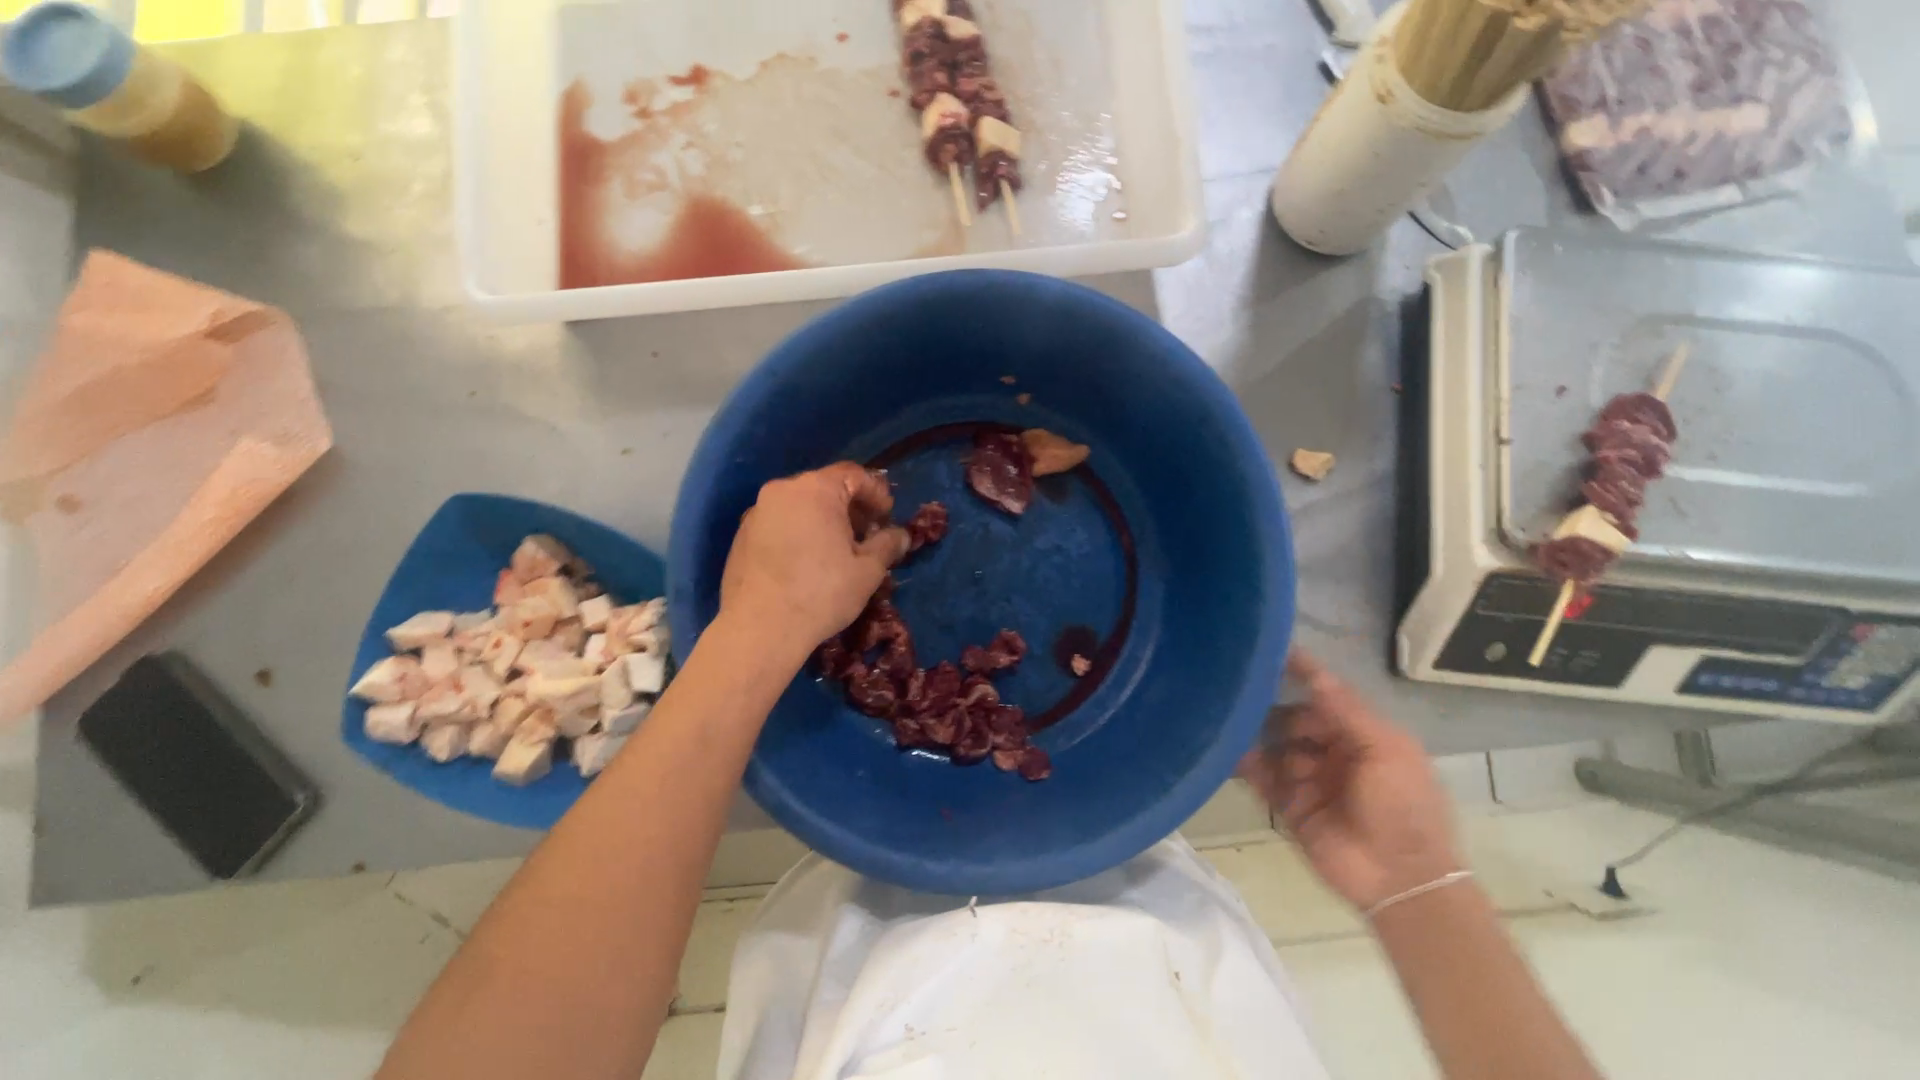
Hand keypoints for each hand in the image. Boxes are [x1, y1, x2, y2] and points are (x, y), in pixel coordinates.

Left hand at [720, 463, 908, 652]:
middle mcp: (782, 491)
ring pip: (800, 506)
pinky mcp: (742, 535)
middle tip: (866, 536)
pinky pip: (779, 523)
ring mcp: (757, 512)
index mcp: (816, 489)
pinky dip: (798, 533)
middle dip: (850, 508)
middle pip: (824, 488)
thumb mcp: (868, 571)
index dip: (876, 494)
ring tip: (837, 552)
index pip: (854, 475)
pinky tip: (806, 563)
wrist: (760, 628)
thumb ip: (887, 545)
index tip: (887, 518)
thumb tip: (901, 535)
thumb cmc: (822, 593)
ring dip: (822, 521)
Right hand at [1240, 651, 1462, 912]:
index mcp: (1362, 735)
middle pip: (1293, 720)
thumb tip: (1314, 672)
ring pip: (1274, 747)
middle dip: (1269, 707)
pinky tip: (1227, 750)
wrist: (1401, 878)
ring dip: (1253, 734)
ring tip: (1223, 716)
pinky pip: (1262, 779)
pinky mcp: (1289, 806)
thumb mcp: (1386, 750)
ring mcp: (1309, 780)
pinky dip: (1245, 765)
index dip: (1301, 675)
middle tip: (1236, 689)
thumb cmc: (1404, 806)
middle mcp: (1332, 752)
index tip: (1271, 650)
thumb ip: (1347, 711)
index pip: (1326, 696)